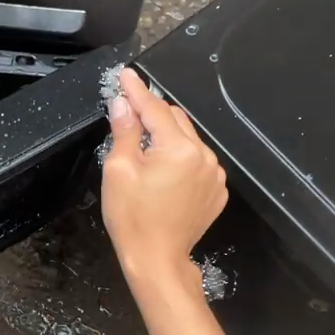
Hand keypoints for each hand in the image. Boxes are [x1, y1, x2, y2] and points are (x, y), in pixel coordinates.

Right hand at [100, 68, 228, 286]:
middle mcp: (204, 157)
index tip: (125, 75)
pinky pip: (197, 163)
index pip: (155, 109)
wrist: (156, 260)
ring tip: (143, 154)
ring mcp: (214, 176)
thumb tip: (123, 104)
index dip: (136, 91)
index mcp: (179, 149)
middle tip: (126, 116)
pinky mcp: (216, 192)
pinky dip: (179, 160)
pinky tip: (161, 175)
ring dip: (166, 139)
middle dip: (151, 116)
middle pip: (175, 121)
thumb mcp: (119, 170)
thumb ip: (124, 132)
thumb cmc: (132, 218)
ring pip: (187, 141)